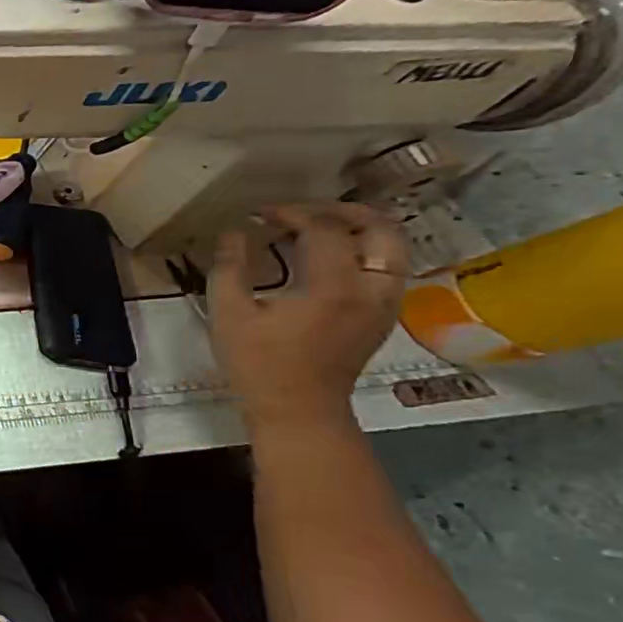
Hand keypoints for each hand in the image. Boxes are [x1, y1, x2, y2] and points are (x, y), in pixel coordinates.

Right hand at [208, 203, 410, 429]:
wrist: (298, 411)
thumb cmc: (259, 364)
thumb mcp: (229, 312)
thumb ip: (229, 266)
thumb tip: (235, 231)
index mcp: (333, 286)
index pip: (325, 228)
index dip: (291, 212)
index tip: (260, 215)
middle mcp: (370, 289)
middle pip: (381, 228)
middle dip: (341, 210)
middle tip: (302, 212)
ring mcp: (384, 304)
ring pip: (393, 247)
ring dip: (359, 228)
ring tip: (319, 229)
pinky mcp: (383, 316)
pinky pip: (388, 267)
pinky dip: (364, 250)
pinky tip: (329, 258)